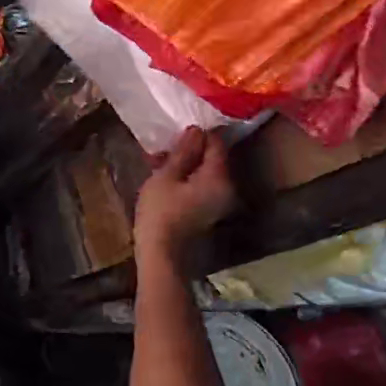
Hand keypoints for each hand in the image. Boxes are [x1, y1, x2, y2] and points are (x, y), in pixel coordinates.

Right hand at [134, 127, 235, 263]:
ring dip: (185, 166)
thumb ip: (183, 152)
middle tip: (162, 150)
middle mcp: (227, 188)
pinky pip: (200, 187)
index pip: (216, 143)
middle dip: (189, 151)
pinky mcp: (208, 212)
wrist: (161, 255)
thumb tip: (196, 130)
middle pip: (212, 159)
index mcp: (219, 176)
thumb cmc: (160, 213)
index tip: (175, 133)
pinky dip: (186, 180)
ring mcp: (219, 202)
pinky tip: (165, 181)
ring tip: (158, 164)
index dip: (197, 134)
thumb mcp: (166, 177)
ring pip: (204, 173)